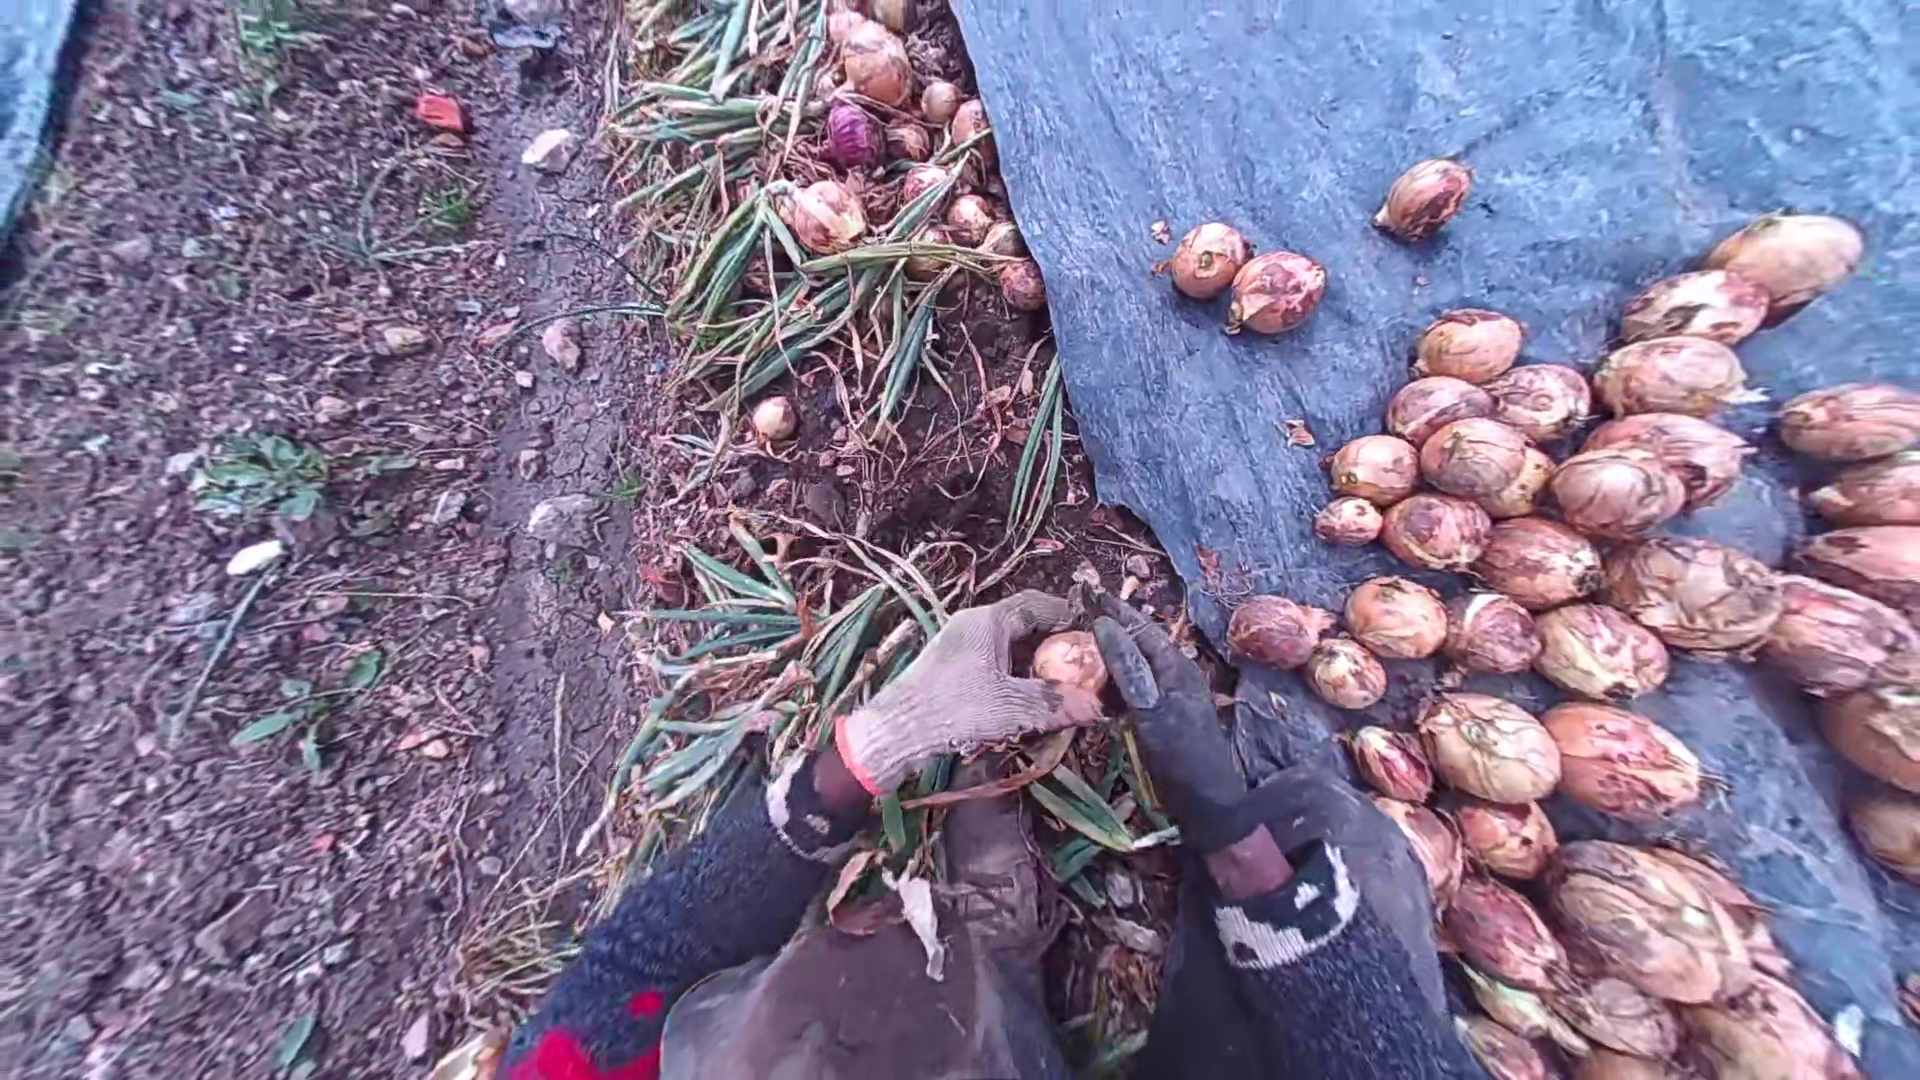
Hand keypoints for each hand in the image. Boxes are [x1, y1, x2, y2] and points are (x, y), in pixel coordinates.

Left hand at [835, 591, 1101, 793]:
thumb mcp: (1011, 706)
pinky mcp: (952, 667)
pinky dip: (1015, 674)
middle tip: (1079, 665)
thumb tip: (1097, 707)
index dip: (1066, 617)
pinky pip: (994, 661)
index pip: (1036, 605)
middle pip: (1023, 624)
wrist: (897, 731)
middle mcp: (973, 625)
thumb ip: (1055, 703)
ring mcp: (960, 645)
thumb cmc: (954, 709)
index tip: (1091, 636)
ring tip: (1057, 685)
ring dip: (1033, 662)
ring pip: (1008, 645)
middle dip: (1053, 644)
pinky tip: (1024, 698)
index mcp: (987, 621)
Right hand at [1090, 594, 1254, 853]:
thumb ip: (1126, 666)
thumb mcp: (1149, 709)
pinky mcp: (1165, 710)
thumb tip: (1104, 623)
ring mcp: (1172, 692)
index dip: (1114, 608)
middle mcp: (1175, 672)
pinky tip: (1102, 677)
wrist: (1209, 806)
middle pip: (1140, 639)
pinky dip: (1118, 671)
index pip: (1139, 626)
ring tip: (1085, 638)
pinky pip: (1138, 679)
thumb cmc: (1179, 756)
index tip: (1088, 592)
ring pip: (1139, 658)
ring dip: (1115, 645)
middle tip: (1081, 611)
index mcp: (1174, 665)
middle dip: (1113, 622)